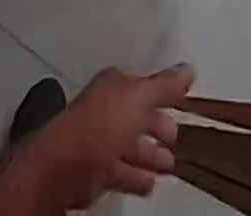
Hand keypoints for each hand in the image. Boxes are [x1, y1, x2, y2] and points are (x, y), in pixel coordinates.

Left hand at [13, 64, 194, 209]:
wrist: (62, 167)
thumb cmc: (99, 125)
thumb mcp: (138, 98)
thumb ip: (164, 86)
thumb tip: (188, 69)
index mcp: (114, 86)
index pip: (144, 84)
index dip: (163, 92)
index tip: (181, 99)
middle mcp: (106, 108)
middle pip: (138, 116)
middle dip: (157, 126)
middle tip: (174, 136)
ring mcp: (99, 140)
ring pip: (131, 145)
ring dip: (150, 155)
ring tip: (169, 164)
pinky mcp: (95, 171)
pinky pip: (122, 171)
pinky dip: (137, 176)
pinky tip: (149, 183)